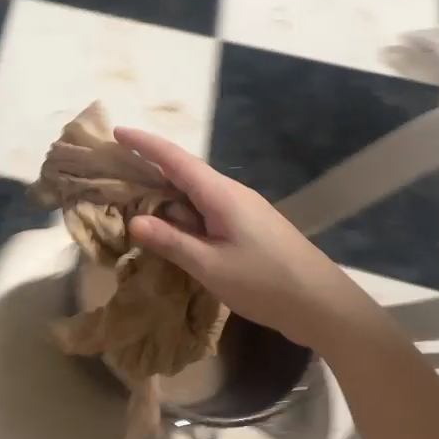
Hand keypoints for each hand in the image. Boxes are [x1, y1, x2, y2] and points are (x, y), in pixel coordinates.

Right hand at [116, 128, 387, 354]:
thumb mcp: (211, 266)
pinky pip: (205, 208)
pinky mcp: (248, 227)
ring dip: (164, 191)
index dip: (145, 144)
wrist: (324, 306)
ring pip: (194, 191)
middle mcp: (231, 194)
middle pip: (183, 171)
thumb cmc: (266, 283)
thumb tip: (134, 220)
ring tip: (131, 197)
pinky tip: (169, 225)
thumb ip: (171, 241)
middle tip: (113, 169)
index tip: (116, 131)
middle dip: (148, 166)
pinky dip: (181, 210)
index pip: (175, 159)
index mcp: (220, 195)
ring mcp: (242, 210)